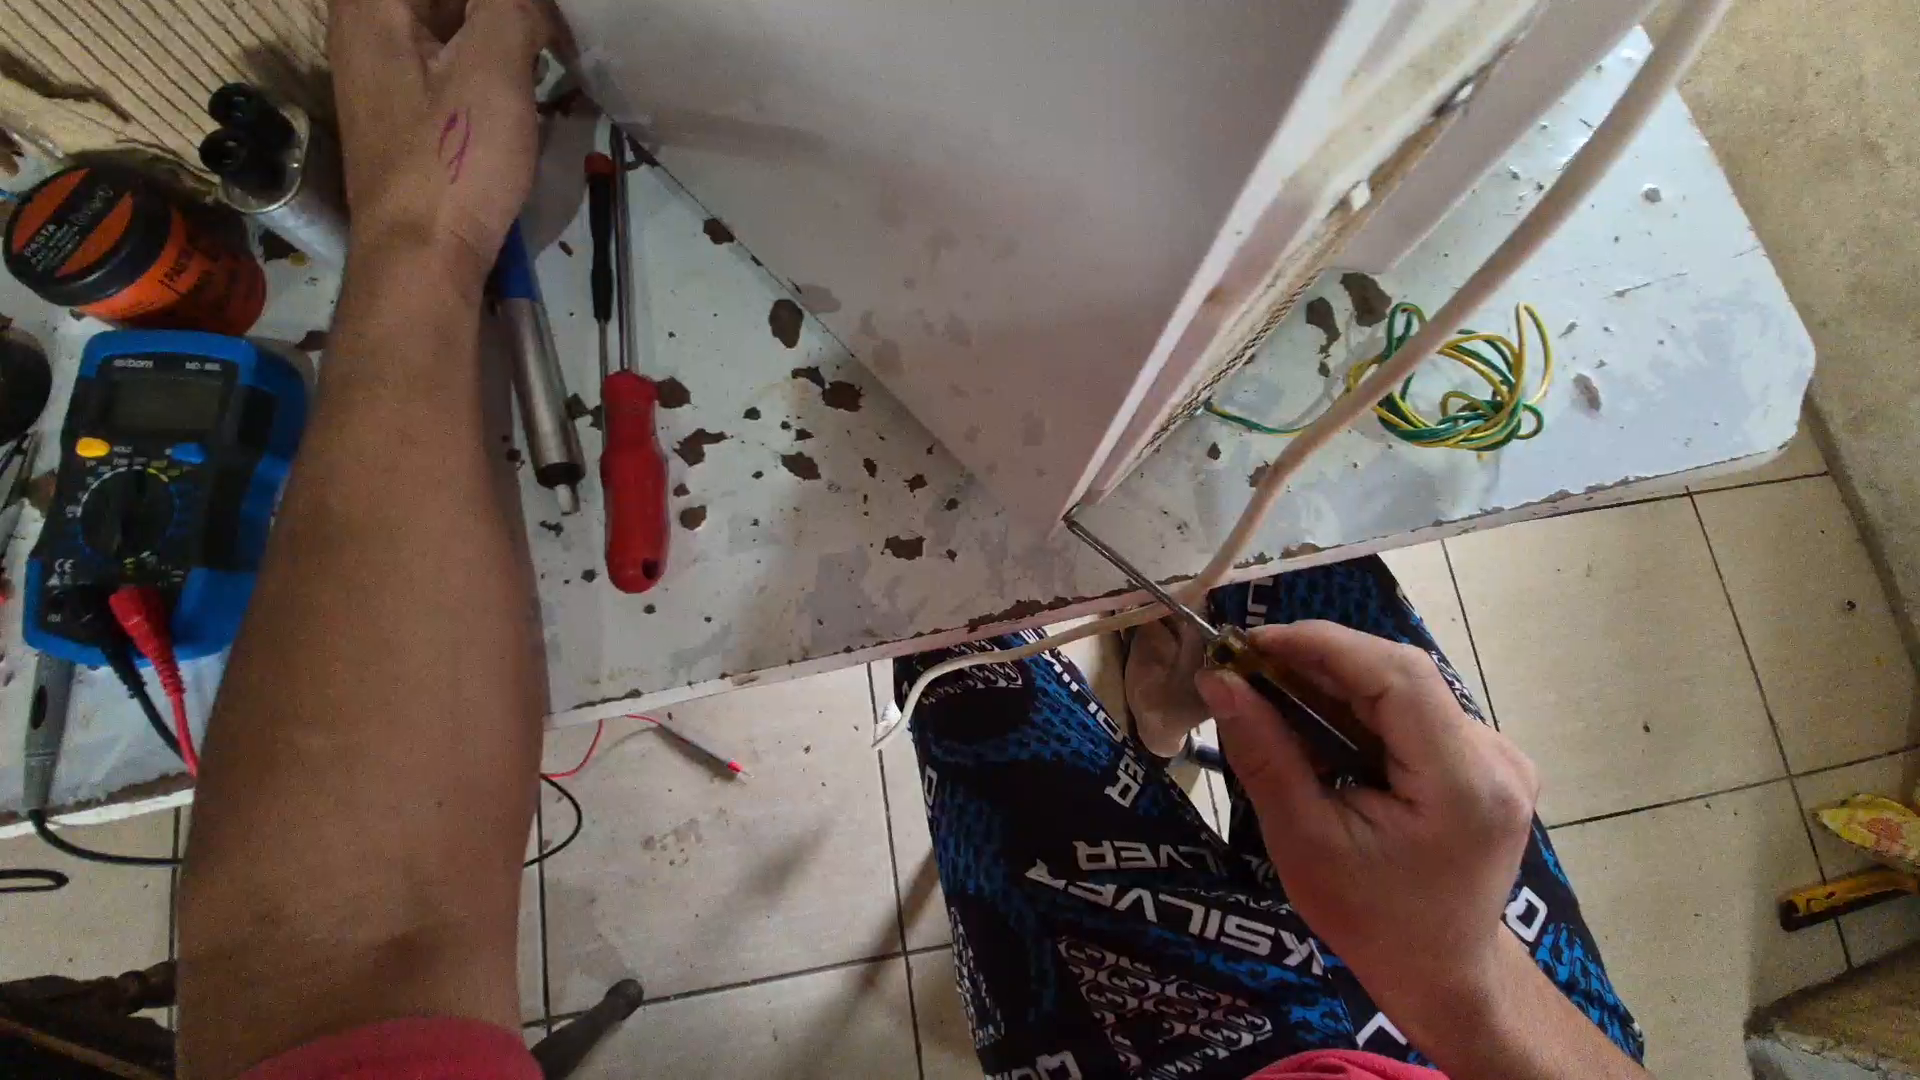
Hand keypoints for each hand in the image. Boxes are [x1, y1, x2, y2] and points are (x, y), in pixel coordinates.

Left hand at [328, 0, 552, 277]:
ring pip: (448, 35)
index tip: (544, 21)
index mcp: (372, 4)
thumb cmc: (456, 159)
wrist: (424, 254)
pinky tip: (521, 99)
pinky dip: (488, 76)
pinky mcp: (407, 123)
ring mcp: (384, 80)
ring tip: (547, 61)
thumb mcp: (493, 70)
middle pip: (442, 4)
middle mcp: (365, 31)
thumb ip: (511, 11)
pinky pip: (450, 75)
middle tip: (550, 37)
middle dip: (502, 14)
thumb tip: (531, 6)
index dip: (508, 1)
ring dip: (500, 43)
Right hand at [1194, 620, 1539, 1038]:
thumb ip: (1263, 753)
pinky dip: (1353, 698)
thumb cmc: (1368, 917)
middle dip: (1316, 657)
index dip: (1321, 644)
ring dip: (1330, 676)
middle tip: (1246, 663)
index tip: (1249, 643)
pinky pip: (1408, 704)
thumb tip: (1216, 681)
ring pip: (1401, 683)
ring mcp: (1495, 753)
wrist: (1441, 970)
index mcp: (1462, 782)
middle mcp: (1494, 755)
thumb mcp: (1302, 839)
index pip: (1397, 675)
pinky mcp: (1480, 756)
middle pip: (1399, 672)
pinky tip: (1312, 713)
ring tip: (1267, 684)